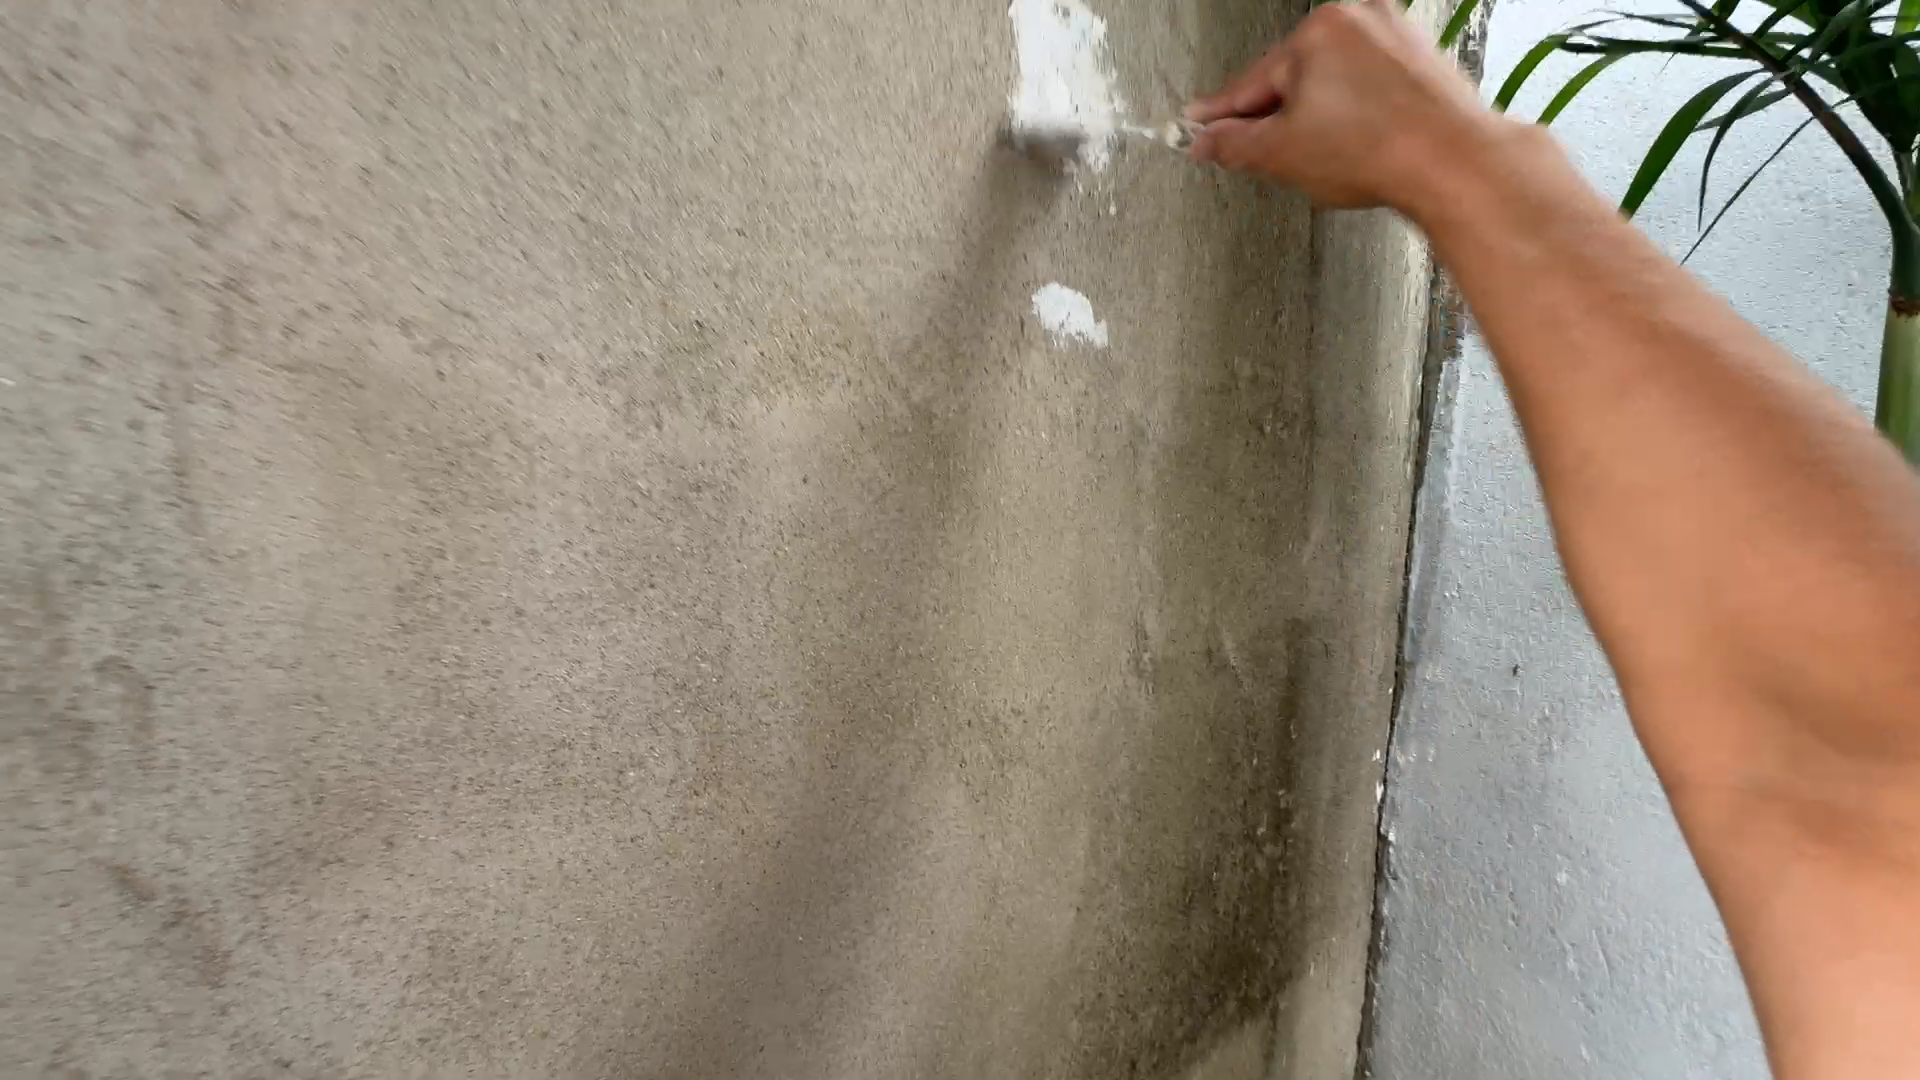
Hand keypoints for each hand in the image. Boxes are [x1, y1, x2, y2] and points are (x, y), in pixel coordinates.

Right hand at [1186, 0, 1496, 216]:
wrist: (1450, 161)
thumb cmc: (1376, 150)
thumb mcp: (1279, 154)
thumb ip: (1232, 144)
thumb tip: (1205, 140)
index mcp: (1317, 31)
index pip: (1248, 84)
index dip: (1218, 117)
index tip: (1195, 127)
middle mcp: (1357, 18)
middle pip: (1288, 80)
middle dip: (1274, 122)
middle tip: (1269, 159)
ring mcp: (1392, 34)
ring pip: (1325, 84)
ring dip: (1311, 121)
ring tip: (1322, 159)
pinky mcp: (1416, 58)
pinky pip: (1361, 86)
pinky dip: (1347, 116)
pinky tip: (1351, 146)